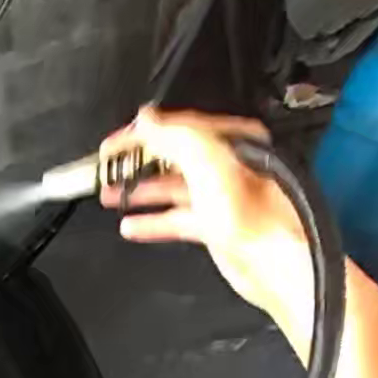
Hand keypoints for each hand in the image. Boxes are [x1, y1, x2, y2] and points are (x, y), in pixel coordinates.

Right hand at [98, 108, 312, 335]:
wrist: (270, 259)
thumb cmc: (249, 210)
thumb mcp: (206, 159)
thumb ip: (173, 135)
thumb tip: (146, 118)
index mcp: (230, 140)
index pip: (177, 128)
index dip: (142, 134)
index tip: (113, 144)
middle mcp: (227, 166)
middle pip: (172, 158)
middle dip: (136, 162)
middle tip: (106, 168)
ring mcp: (221, 199)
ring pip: (171, 189)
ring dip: (139, 192)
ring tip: (108, 194)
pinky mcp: (215, 228)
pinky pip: (176, 220)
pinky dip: (152, 222)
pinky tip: (130, 226)